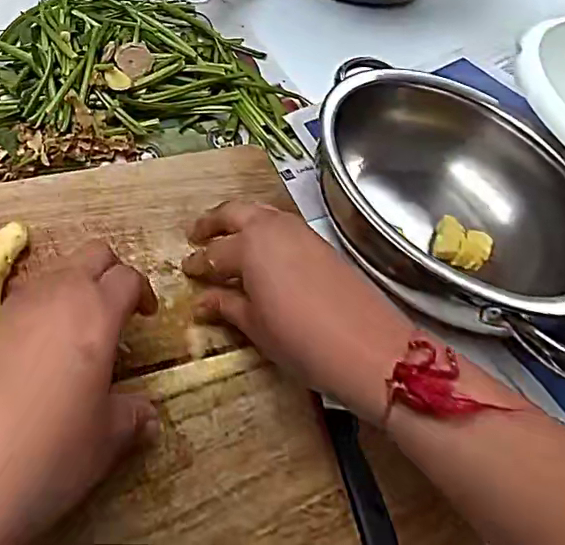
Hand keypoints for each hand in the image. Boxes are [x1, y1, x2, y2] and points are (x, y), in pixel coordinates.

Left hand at [0, 242, 158, 544]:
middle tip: (119, 309)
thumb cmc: (50, 448)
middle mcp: (54, 293)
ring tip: (80, 334)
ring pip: (55, 270)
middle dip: (110, 271)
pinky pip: (25, 296)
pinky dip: (42, 308)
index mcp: (93, 310)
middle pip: (91, 254)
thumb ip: (129, 415)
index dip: (142, 291)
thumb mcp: (104, 440)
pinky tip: (40, 352)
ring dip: (74, 287)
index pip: (126, 276)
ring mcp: (16, 302)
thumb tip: (144, 412)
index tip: (146, 314)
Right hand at [183, 201, 415, 422]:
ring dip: (238, 219)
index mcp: (248, 247)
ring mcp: (298, 231)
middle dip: (210, 223)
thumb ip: (227, 305)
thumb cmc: (305, 343)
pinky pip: (280, 222)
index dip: (197, 264)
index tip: (186, 272)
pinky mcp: (320, 242)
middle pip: (232, 213)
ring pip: (258, 211)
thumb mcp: (258, 328)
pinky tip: (261, 248)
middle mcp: (270, 228)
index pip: (213, 252)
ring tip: (226, 236)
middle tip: (196, 236)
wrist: (377, 353)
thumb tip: (202, 300)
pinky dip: (262, 226)